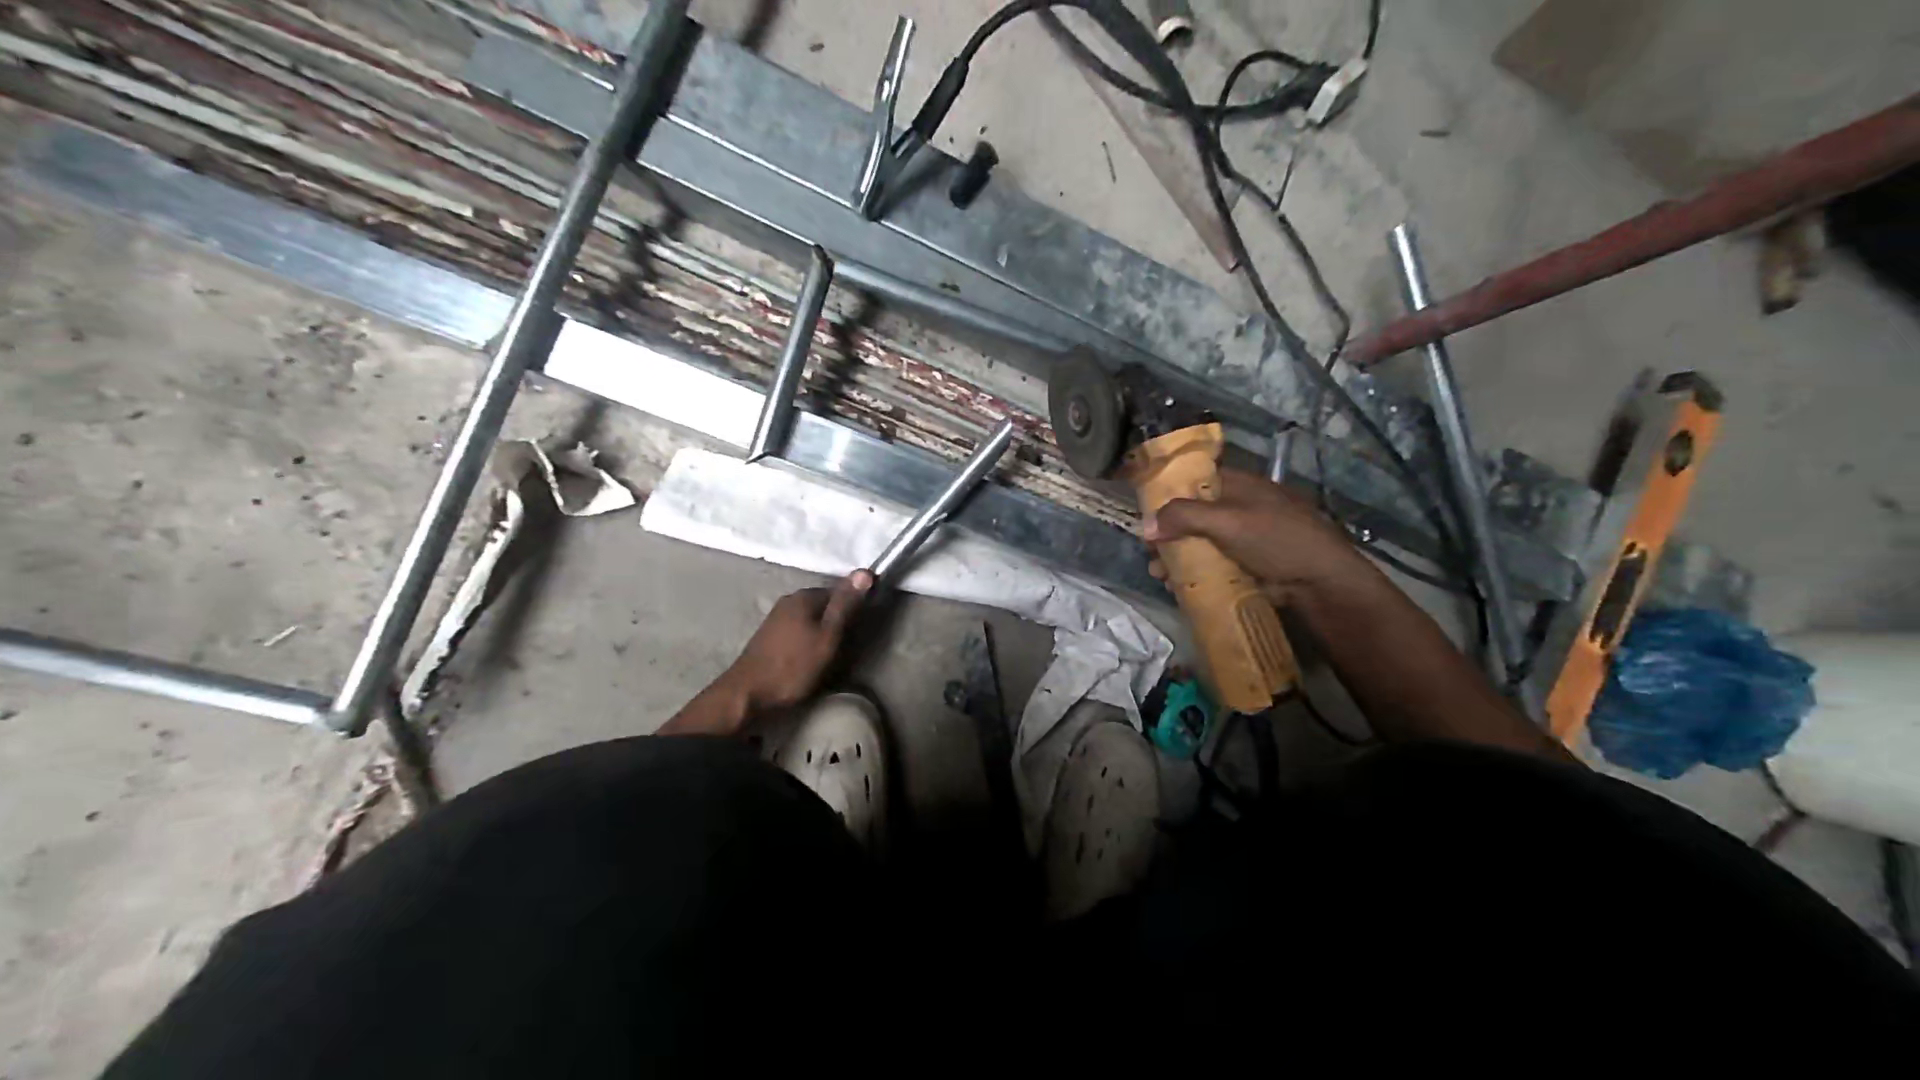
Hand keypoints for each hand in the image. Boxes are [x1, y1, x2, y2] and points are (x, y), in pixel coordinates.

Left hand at [718, 570, 871, 711]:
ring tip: (832, 654)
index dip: (854, 608)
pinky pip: (798, 629)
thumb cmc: (794, 666)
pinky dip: (808, 638)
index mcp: (804, 596)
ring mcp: (776, 617)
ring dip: (823, 631)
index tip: (862, 629)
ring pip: (811, 618)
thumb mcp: (828, 637)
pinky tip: (810, 655)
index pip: (840, 590)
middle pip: (824, 604)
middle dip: (838, 620)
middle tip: (848, 646)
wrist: (747, 693)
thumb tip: (865, 571)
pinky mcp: (769, 634)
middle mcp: (788, 600)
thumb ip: (845, 605)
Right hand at [1143, 470, 1370, 602]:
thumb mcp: (1227, 521)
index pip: (1195, 479)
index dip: (1168, 492)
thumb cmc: (1276, 539)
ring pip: (1200, 542)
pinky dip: (1194, 573)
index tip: (1144, 511)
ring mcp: (1245, 537)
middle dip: (1168, 533)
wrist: (1322, 582)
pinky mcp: (1248, 563)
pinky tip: (1177, 587)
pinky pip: (1212, 564)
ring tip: (1159, 576)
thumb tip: (1145, 526)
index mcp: (1239, 485)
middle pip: (1193, 514)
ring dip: (1177, 557)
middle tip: (1150, 552)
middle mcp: (1240, 506)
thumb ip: (1184, 517)